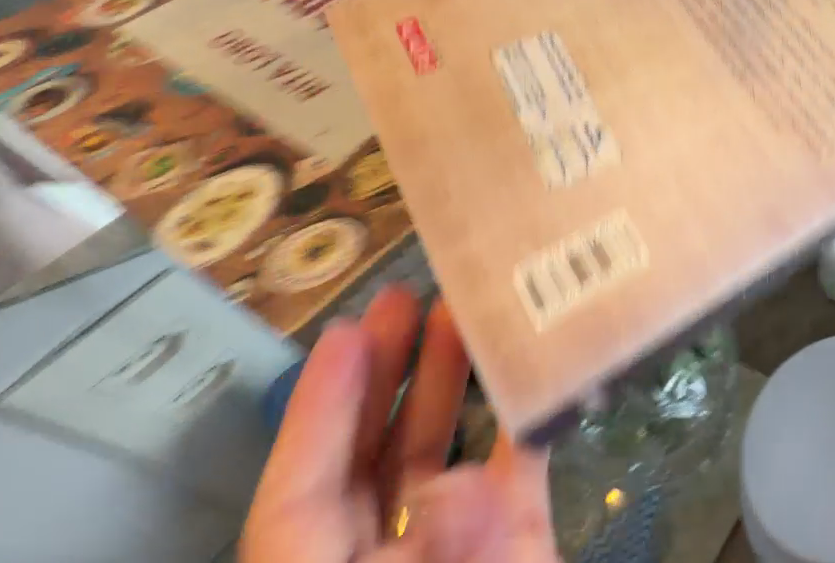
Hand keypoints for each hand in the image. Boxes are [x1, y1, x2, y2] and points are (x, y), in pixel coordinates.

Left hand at [240, 285, 559, 562]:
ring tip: (462, 310)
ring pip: (442, 447)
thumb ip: (434, 545)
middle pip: (370, 451)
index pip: (301, 488)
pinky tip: (533, 362)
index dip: (317, 409)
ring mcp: (454, 541)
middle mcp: (380, 547)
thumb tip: (463, 480)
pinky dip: (527, 413)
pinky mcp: (519, 532)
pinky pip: (520, 465)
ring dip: (450, 378)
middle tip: (401, 297)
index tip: (345, 334)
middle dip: (384, 371)